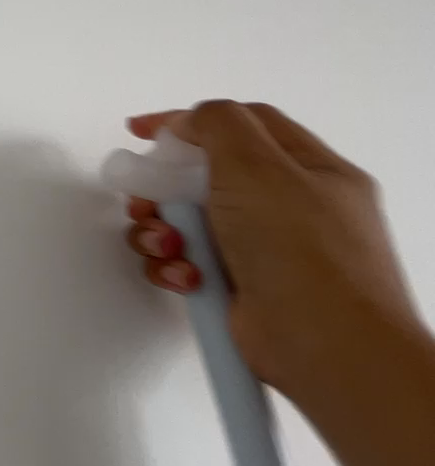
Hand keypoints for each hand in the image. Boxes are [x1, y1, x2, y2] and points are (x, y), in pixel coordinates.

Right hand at [124, 100, 421, 411]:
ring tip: (170, 246)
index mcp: (311, 170)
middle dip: (160, 187)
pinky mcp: (235, 281)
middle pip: (199, 173)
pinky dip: (173, 263)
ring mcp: (261, 246)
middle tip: (148, 201)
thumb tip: (187, 124)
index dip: (187, 121)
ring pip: (182, 217)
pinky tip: (186, 276)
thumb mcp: (259, 166)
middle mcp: (288, 205)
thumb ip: (218, 125)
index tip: (140, 132)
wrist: (325, 345)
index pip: (242, 124)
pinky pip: (183, 257)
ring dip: (159, 229)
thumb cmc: (300, 249)